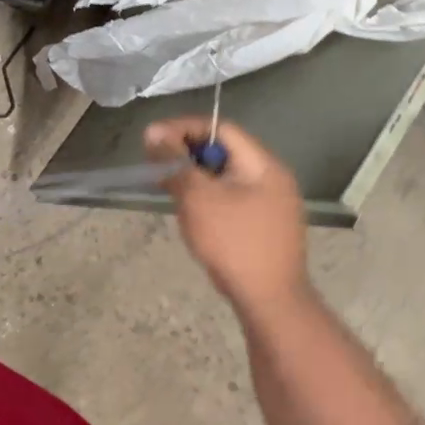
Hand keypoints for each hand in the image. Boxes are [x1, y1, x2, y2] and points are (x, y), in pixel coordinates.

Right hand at [145, 117, 309, 311]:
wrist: (268, 297)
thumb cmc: (232, 240)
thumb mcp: (197, 195)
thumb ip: (175, 160)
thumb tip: (154, 132)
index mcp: (263, 167)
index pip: (221, 129)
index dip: (184, 128)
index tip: (152, 138)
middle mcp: (271, 178)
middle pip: (223, 149)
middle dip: (185, 150)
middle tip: (154, 160)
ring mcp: (270, 201)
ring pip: (223, 172)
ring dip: (191, 171)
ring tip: (164, 181)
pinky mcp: (262, 220)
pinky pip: (228, 192)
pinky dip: (204, 190)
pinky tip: (185, 203)